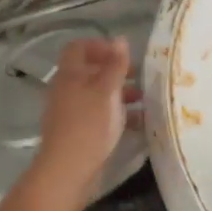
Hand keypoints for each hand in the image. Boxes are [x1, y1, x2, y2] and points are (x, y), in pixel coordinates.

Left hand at [34, 37, 132, 191]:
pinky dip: (117, 115)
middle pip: (90, 71)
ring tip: (144, 100)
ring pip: (97, 94)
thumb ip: (115, 65)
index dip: (99, 46)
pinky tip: (138, 123)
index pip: (78, 48)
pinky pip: (99, 115)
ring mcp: (71, 112)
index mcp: (70, 75)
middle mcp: (67, 89)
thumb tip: (120, 38)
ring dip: (120, 94)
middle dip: (116, 72)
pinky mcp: (78, 132)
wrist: (68, 171)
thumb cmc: (89, 125)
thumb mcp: (107, 91)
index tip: (122, 55)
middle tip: (140, 77)